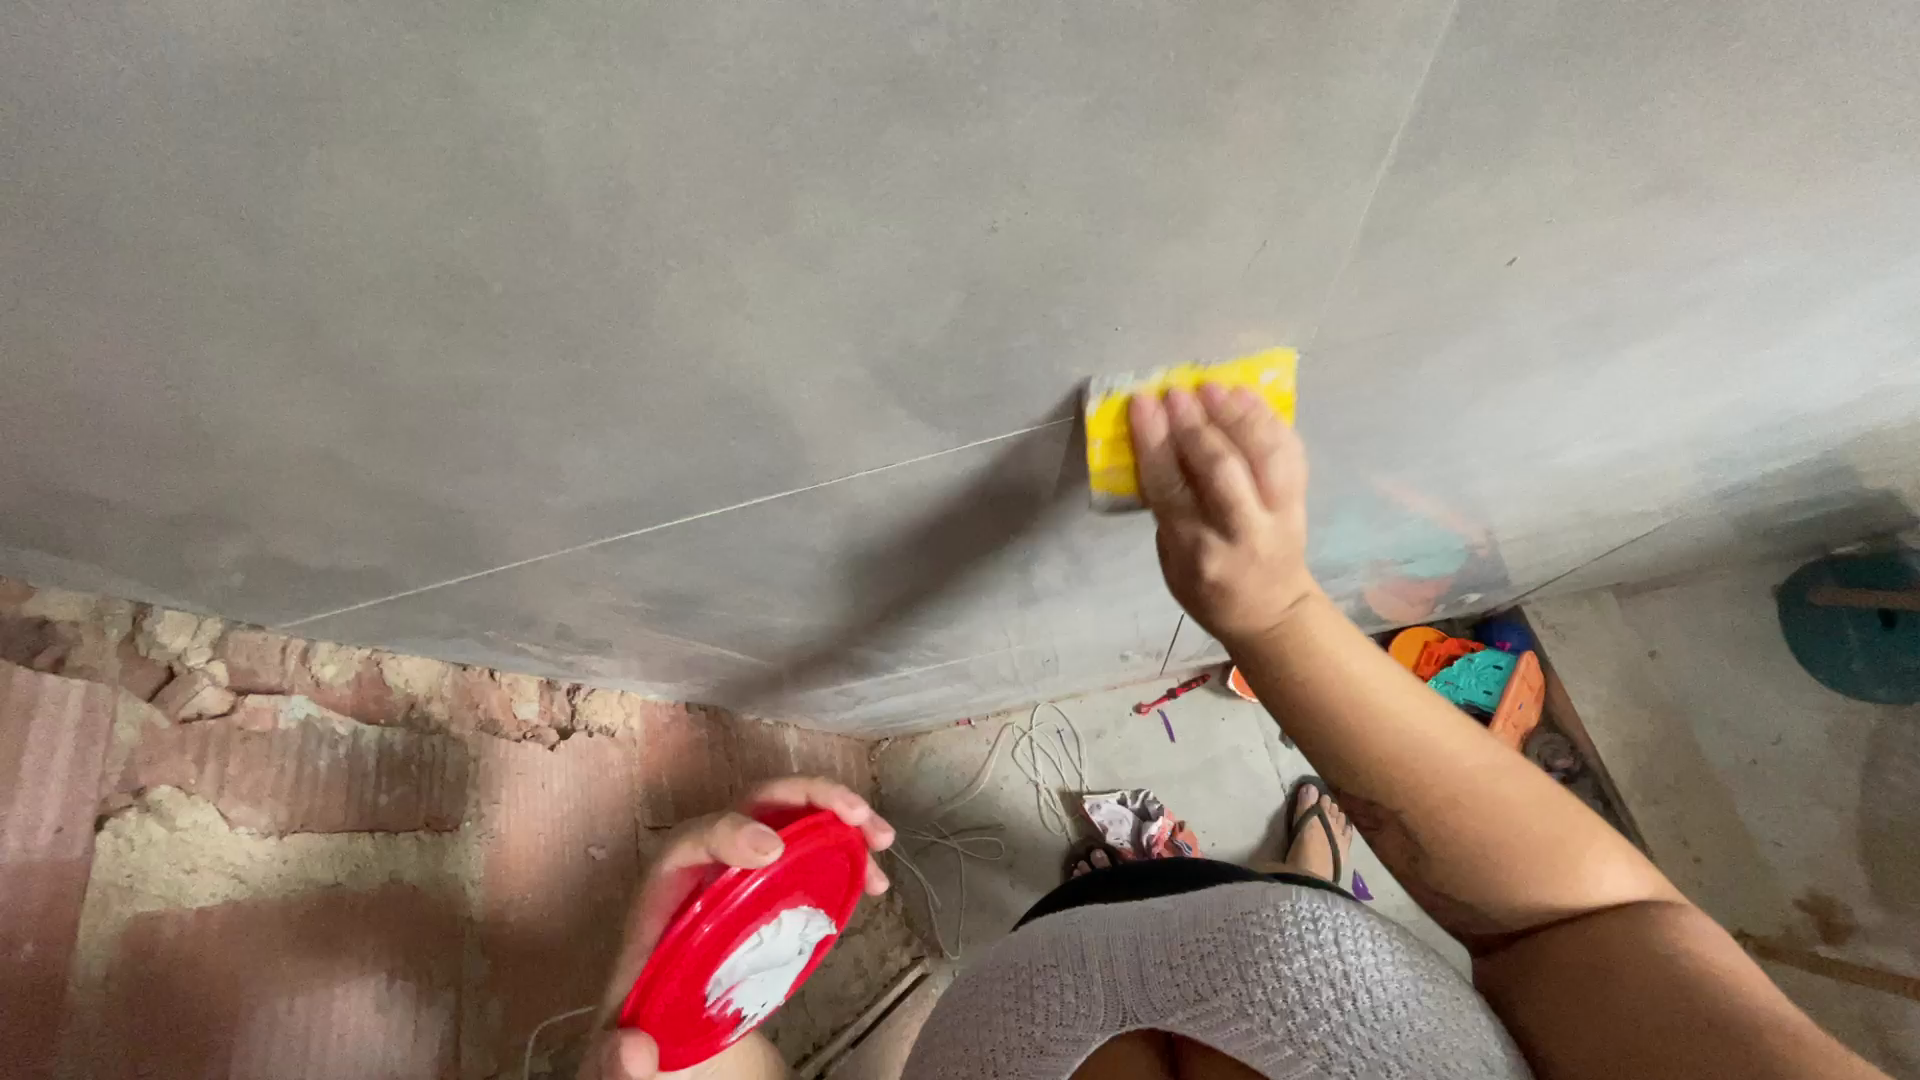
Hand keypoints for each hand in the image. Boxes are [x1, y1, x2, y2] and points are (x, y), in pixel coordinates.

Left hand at [582, 777, 895, 1079]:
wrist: (673, 1018)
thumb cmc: (644, 1019)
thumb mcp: (618, 1045)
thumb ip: (612, 1057)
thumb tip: (637, 1048)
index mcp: (669, 886)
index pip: (694, 838)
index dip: (731, 830)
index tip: (773, 850)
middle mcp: (714, 858)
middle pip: (759, 801)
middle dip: (810, 795)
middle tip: (856, 816)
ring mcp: (753, 861)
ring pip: (796, 811)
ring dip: (841, 812)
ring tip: (880, 838)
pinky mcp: (782, 876)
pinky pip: (817, 844)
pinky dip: (851, 850)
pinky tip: (876, 880)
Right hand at [1129, 384, 1319, 647]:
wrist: (1271, 613)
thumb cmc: (1206, 591)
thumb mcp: (1171, 562)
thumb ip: (1168, 511)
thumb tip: (1160, 449)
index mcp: (1197, 550)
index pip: (1171, 488)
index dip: (1154, 441)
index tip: (1142, 404)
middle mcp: (1241, 531)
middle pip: (1220, 468)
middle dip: (1195, 424)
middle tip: (1176, 392)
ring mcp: (1278, 515)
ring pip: (1263, 456)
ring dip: (1236, 415)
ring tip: (1213, 388)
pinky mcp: (1301, 502)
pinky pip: (1290, 453)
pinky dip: (1269, 420)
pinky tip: (1247, 397)